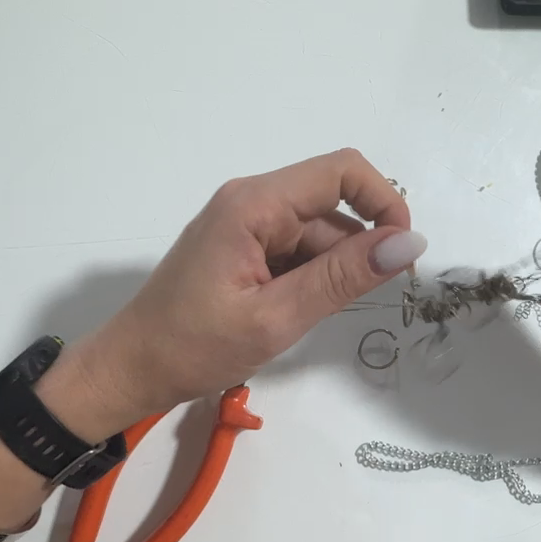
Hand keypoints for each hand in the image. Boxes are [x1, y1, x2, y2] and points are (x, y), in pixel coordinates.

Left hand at [54, 150, 425, 432]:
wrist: (131, 370)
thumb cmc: (193, 347)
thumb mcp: (275, 318)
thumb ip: (342, 278)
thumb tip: (409, 243)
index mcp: (254, 204)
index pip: (341, 171)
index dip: (383, 201)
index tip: (401, 254)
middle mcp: (251, 202)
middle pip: (331, 206)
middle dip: (358, 249)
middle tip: (359, 303)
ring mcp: (245, 226)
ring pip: (316, 233)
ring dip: (331, 270)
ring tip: (307, 318)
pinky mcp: (242, 250)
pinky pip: (295, 252)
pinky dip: (310, 279)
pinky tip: (294, 314)